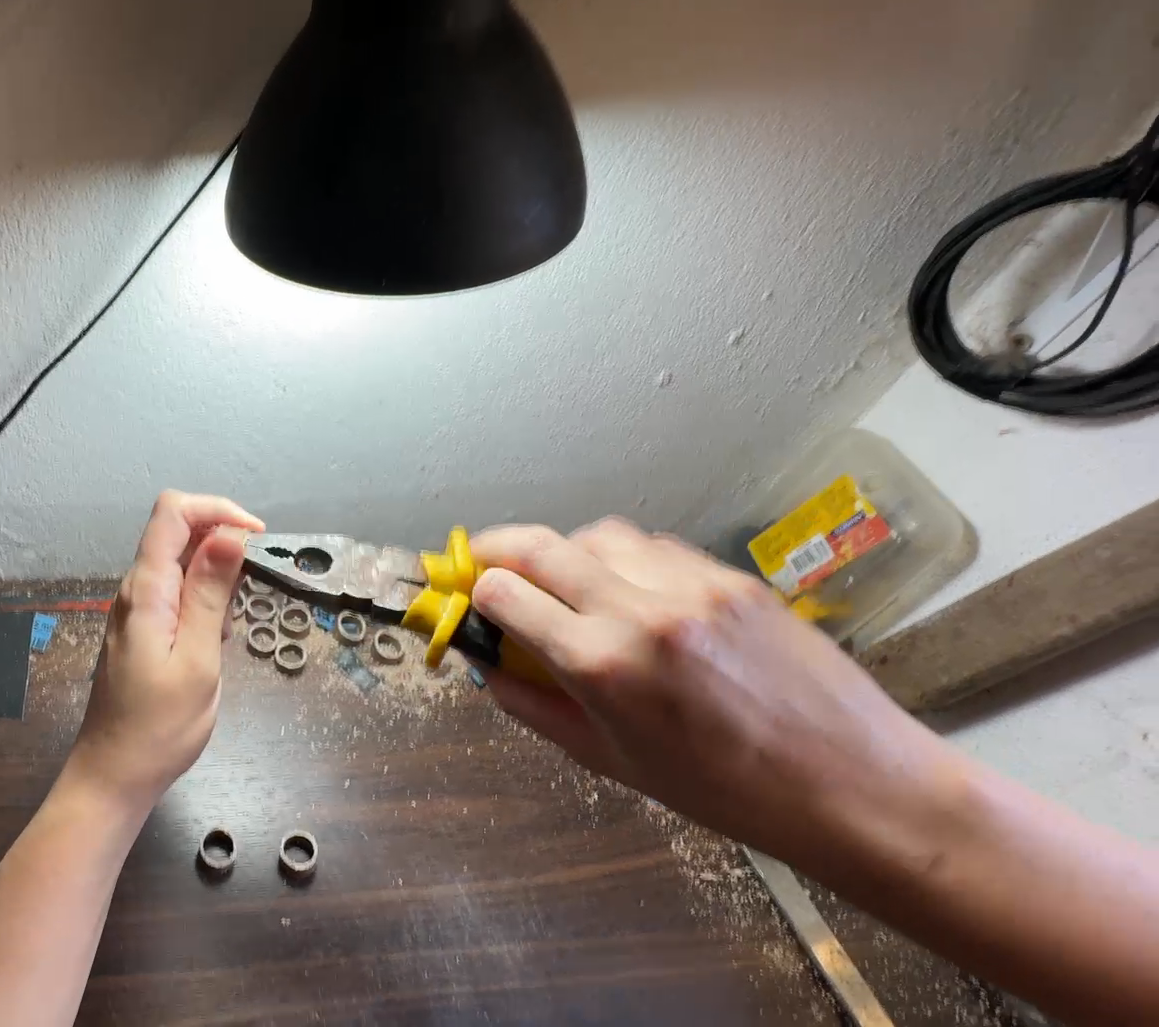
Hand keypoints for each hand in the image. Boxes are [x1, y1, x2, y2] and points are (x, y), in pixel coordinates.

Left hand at [63, 490, 263, 817]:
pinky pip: (177, 593)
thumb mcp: (197, 659)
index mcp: (146, 588)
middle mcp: (136, 588)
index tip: (256, 539)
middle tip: (248, 594)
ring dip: (216, 580)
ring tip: (225, 632)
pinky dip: (204, 604)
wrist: (114, 774)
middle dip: (223, 546)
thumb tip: (230, 534)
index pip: (173, 511)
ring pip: (181, 563)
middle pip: (179, 532)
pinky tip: (212, 643)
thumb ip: (209, 593)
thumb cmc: (160, 727)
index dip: (218, 510)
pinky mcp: (143, 628)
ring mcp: (137, 608)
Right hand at [468, 519, 970, 873]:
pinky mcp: (729, 575)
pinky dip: (621, 556)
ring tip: (565, 578)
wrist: (854, 784)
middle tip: (481, 560)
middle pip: (538, 545)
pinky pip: (652, 545)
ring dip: (563, 550)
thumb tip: (487, 665)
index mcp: (601, 664)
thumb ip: (533, 705)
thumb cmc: (721, 790)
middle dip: (494, 547)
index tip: (470, 601)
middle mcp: (638, 610)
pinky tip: (630, 587)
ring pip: (595, 534)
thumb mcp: (608, 760)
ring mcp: (689, 584)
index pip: (504, 592)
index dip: (475, 593)